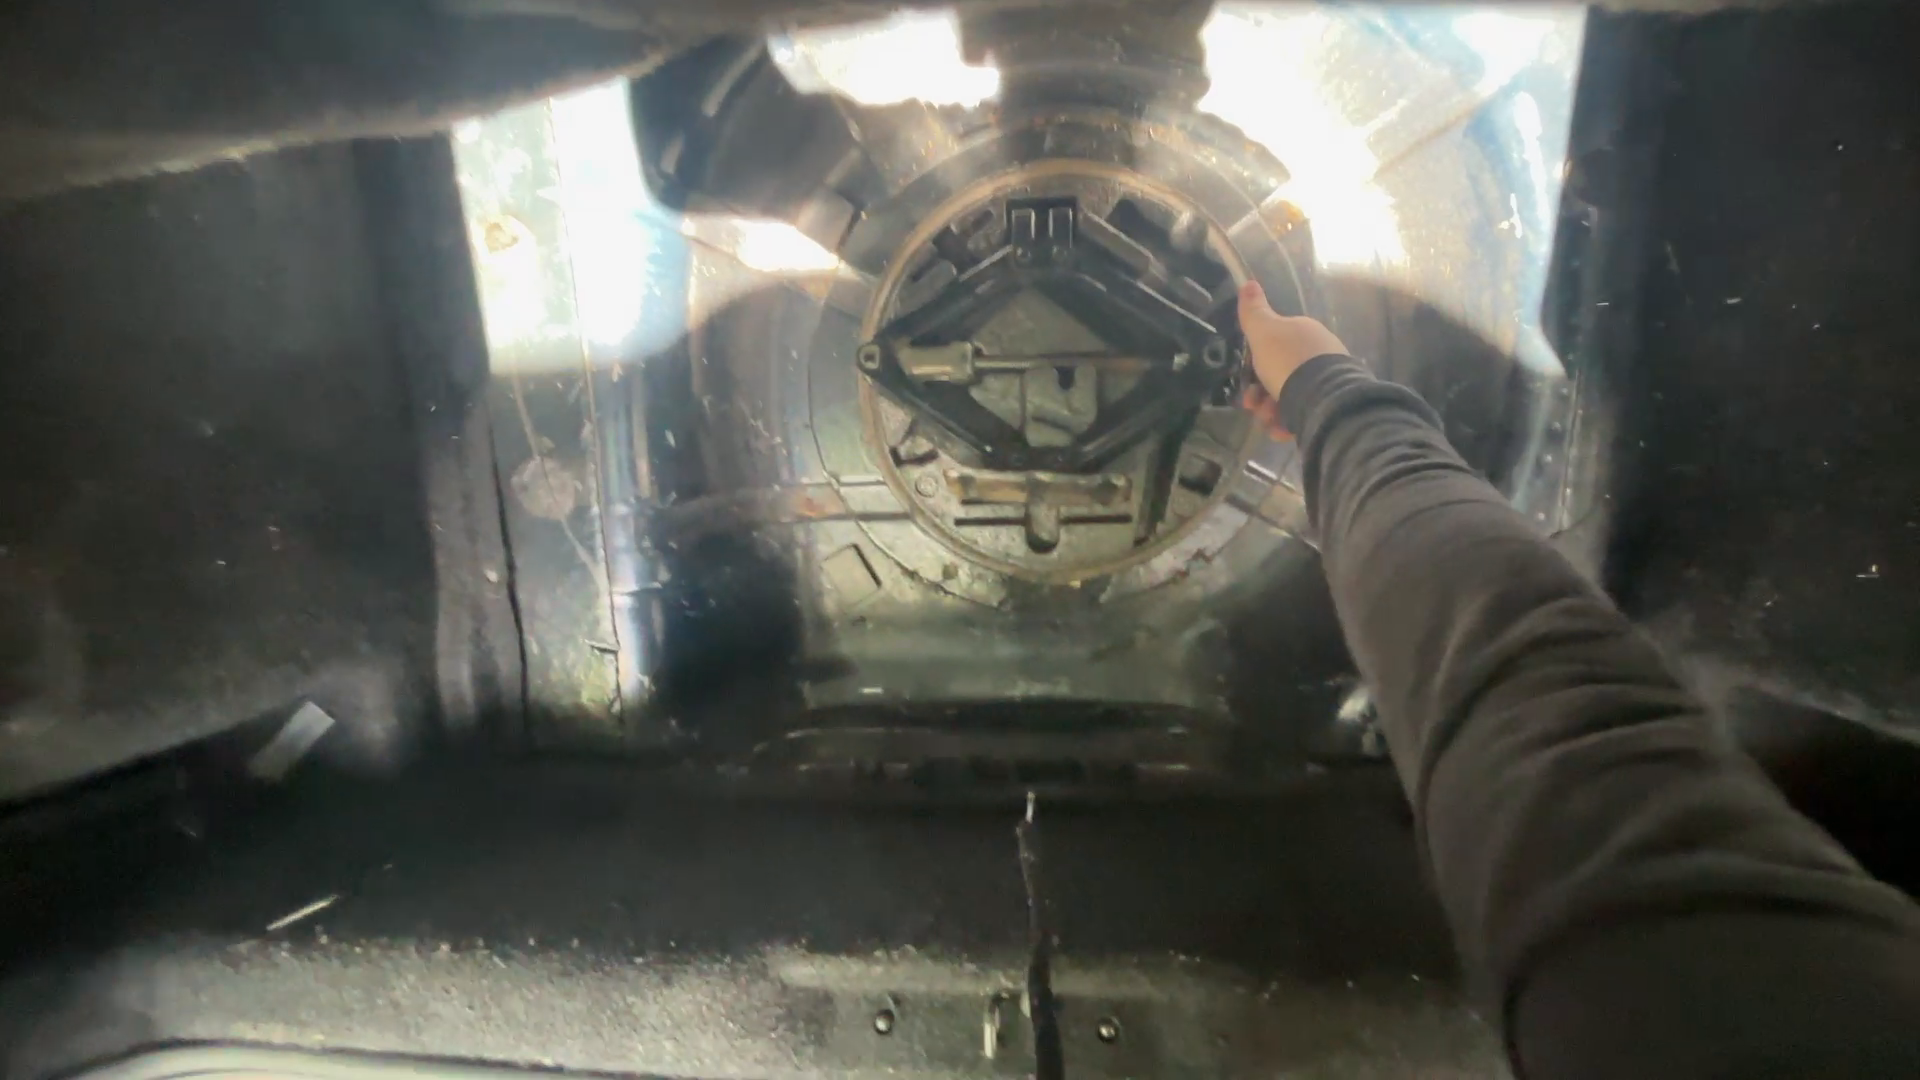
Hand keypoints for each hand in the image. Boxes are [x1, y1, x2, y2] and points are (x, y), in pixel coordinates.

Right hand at [1238, 280, 1347, 439]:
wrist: (1321, 397)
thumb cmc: (1287, 361)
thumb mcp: (1263, 333)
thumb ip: (1253, 312)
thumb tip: (1248, 282)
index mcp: (1303, 332)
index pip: (1272, 346)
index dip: (1253, 365)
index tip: (1244, 383)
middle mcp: (1318, 352)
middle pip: (1277, 373)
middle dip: (1259, 392)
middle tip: (1252, 406)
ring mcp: (1326, 378)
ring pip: (1288, 395)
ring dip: (1270, 411)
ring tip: (1268, 421)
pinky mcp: (1331, 403)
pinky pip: (1302, 412)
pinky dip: (1287, 422)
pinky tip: (1281, 430)